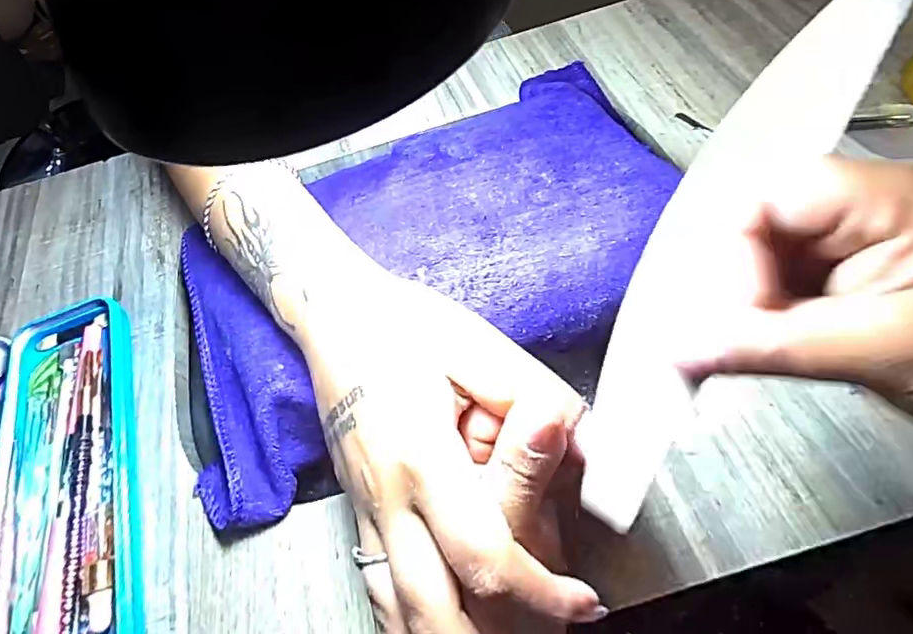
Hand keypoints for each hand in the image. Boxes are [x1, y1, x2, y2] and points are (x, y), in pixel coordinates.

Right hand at [300, 271, 602, 631]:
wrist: (330, 310)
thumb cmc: (396, 320)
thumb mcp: (471, 344)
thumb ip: (532, 395)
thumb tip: (582, 439)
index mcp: (420, 451)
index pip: (485, 557)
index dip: (543, 593)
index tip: (580, 599)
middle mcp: (386, 490)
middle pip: (433, 613)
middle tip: (547, 623)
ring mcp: (364, 501)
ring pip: (397, 612)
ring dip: (448, 633)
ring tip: (496, 626)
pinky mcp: (354, 502)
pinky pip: (376, 585)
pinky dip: (409, 619)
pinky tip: (436, 618)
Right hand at [678, 158, 912, 455]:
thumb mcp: (886, 355)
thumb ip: (773, 345)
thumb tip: (677, 352)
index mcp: (888, 196)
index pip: (772, 198)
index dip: (741, 251)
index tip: (746, 316)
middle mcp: (865, 202)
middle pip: (762, 221)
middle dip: (744, 277)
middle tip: (741, 334)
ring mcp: (859, 233)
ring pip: (765, 249)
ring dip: (753, 296)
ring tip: (759, 343)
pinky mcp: (852, 265)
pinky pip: (783, 272)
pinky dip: (769, 308)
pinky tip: (776, 339)